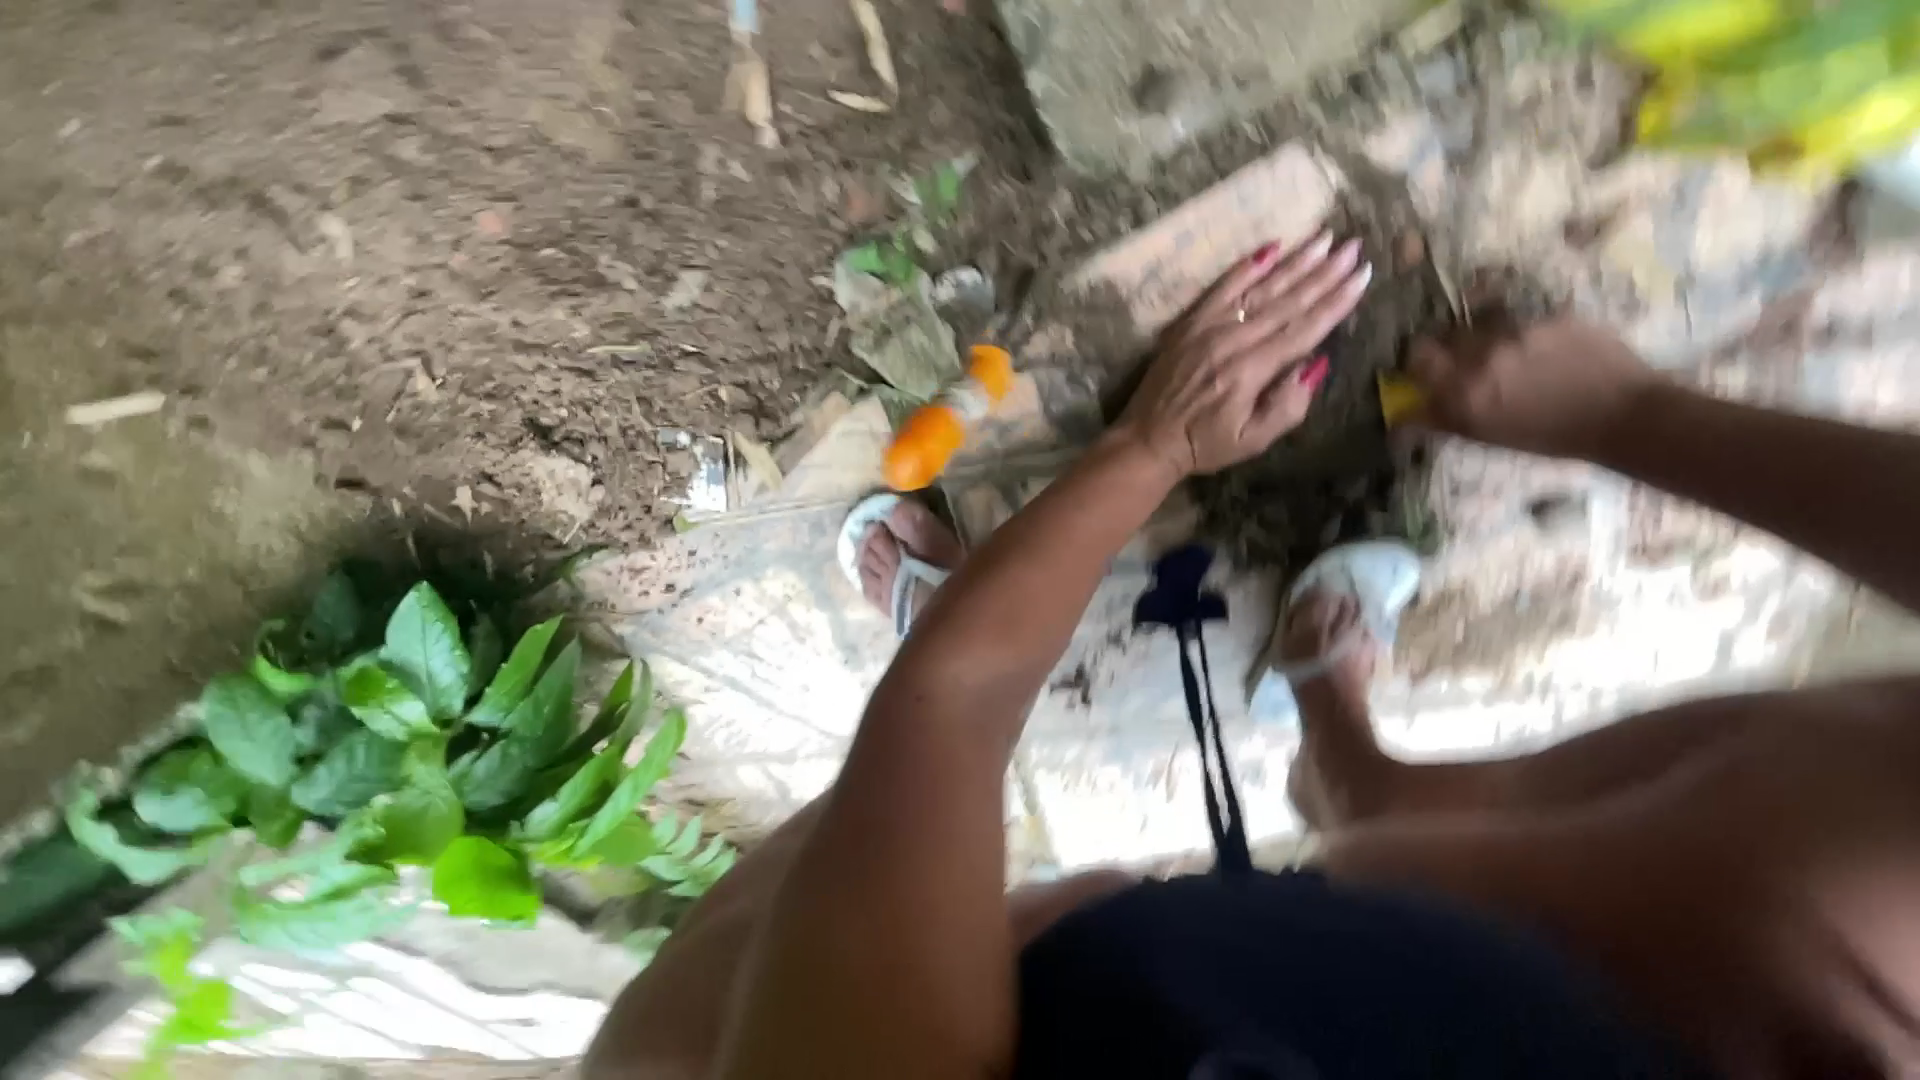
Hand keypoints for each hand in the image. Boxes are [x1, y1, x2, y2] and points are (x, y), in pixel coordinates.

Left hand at [1115, 231, 1371, 477]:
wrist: (1147, 439)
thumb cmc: (1204, 445)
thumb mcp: (1253, 441)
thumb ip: (1287, 405)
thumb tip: (1316, 364)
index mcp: (1250, 371)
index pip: (1303, 329)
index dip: (1336, 302)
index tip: (1364, 275)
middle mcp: (1231, 342)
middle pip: (1287, 302)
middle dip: (1325, 273)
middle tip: (1354, 246)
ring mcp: (1207, 329)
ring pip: (1259, 289)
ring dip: (1295, 262)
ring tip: (1325, 238)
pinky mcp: (1188, 324)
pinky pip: (1221, 288)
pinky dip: (1246, 266)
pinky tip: (1271, 248)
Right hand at [1408, 315, 1667, 460]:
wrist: (1624, 416)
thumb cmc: (1548, 436)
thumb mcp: (1485, 435)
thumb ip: (1440, 418)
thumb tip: (1400, 414)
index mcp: (1463, 389)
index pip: (1418, 355)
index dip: (1420, 359)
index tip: (1429, 367)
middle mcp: (1484, 355)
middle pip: (1449, 334)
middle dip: (1454, 346)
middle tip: (1472, 361)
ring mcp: (1521, 331)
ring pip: (1487, 322)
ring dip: (1490, 334)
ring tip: (1514, 352)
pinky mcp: (1554, 316)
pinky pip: (1527, 319)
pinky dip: (1530, 333)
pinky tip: (1549, 351)